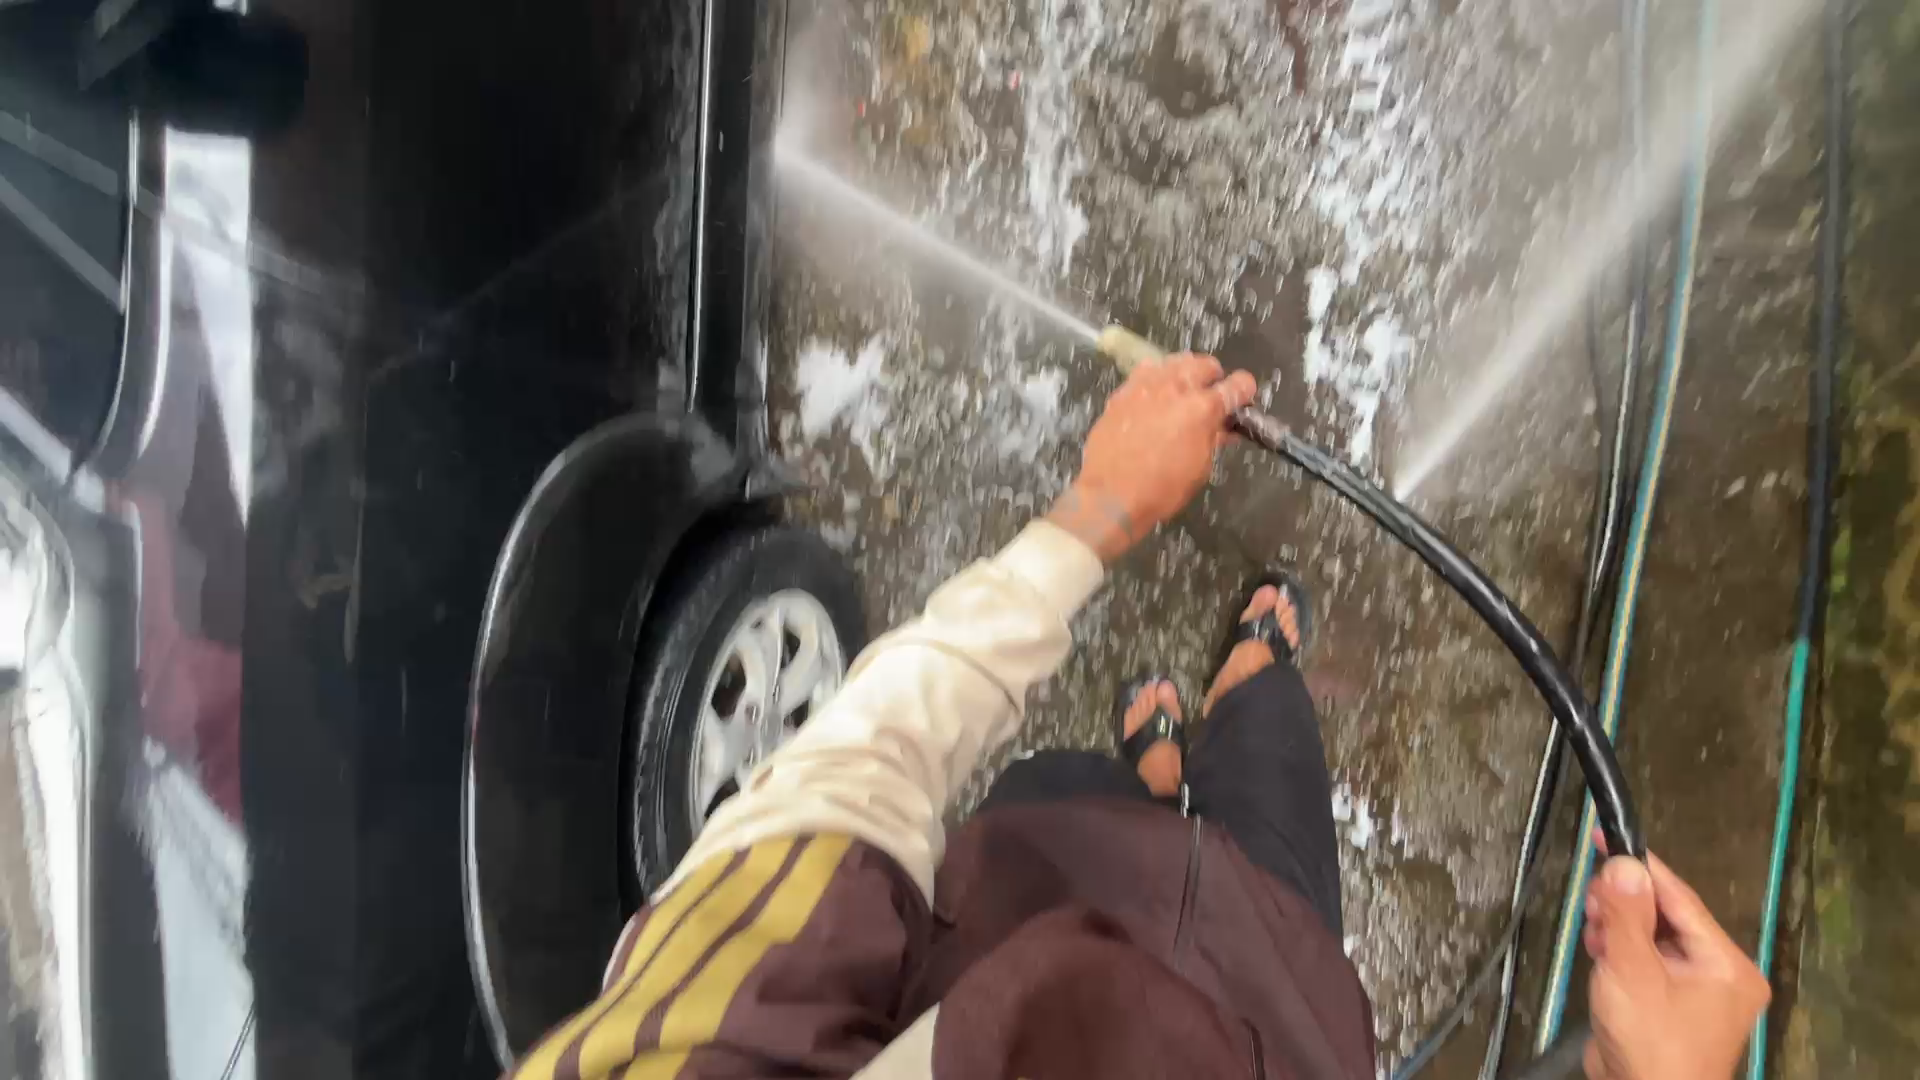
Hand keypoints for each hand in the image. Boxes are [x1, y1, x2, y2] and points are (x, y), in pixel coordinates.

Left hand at [1046, 353, 1256, 561]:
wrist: (1110, 495)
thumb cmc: (1161, 489)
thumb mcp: (1199, 467)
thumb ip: (1212, 439)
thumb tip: (1222, 427)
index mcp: (1202, 409)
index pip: (1237, 385)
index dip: (1244, 392)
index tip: (1242, 400)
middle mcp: (1174, 389)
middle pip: (1204, 364)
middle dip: (1212, 378)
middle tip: (1209, 397)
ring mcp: (1144, 387)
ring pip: (1172, 362)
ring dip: (1182, 374)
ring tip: (1180, 393)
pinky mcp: (1120, 394)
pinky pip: (1143, 374)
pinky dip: (1154, 381)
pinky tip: (1152, 399)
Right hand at [1582, 851, 1770, 1079]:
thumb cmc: (1648, 1035)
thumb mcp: (1630, 969)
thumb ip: (1625, 913)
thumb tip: (1623, 862)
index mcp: (1725, 962)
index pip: (1676, 895)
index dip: (1637, 863)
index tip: (1602, 834)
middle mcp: (1717, 968)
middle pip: (1658, 909)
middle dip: (1618, 906)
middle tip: (1595, 919)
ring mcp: (1695, 982)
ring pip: (1644, 927)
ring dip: (1612, 927)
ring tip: (1598, 946)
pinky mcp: (1669, 991)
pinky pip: (1641, 948)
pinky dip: (1615, 945)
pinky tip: (1601, 957)